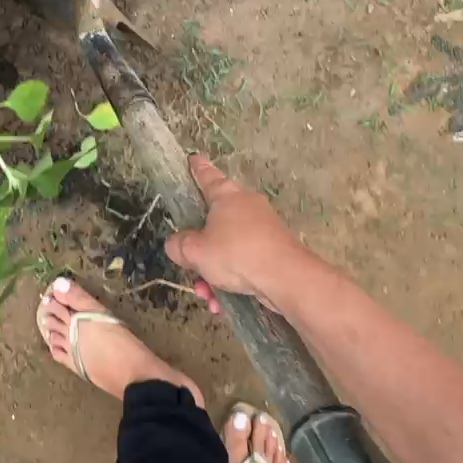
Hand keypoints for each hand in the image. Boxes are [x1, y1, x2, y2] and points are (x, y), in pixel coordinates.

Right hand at [164, 154, 314, 313]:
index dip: (196, 169)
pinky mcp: (273, 251)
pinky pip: (243, 262)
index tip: (192, 159)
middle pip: (214, 220)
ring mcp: (262, 228)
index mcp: (226, 195)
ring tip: (207, 296)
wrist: (286, 278)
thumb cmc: (236, 253)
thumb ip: (179, 245)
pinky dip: (231, 280)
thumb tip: (176, 245)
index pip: (206, 175)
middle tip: (188, 265)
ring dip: (213, 272)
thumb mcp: (196, 251)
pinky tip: (222, 304)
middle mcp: (245, 205)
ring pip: (227, 247)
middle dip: (198, 248)